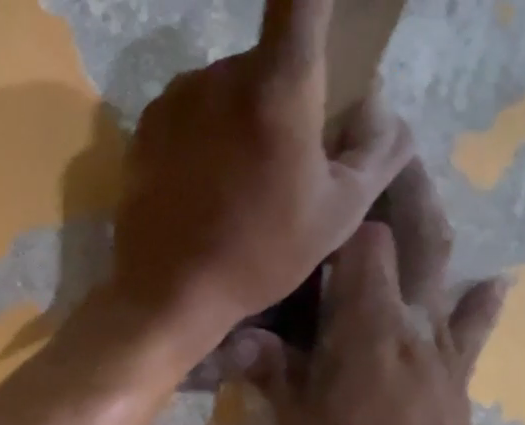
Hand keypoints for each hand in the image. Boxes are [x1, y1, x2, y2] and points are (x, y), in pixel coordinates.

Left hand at [111, 0, 414, 333]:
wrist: (166, 296)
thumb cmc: (259, 256)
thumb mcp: (341, 211)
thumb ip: (379, 147)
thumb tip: (381, 106)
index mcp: (279, 85)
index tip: (326, 9)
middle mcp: (220, 74)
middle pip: (267, 58)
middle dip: (283, 94)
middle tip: (286, 156)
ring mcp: (175, 100)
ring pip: (225, 88)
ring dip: (240, 117)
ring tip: (239, 182)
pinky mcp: (143, 128)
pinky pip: (189, 113)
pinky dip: (203, 135)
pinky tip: (203, 186)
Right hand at [230, 159, 509, 424]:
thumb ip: (274, 371)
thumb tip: (235, 333)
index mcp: (367, 328)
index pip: (364, 244)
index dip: (344, 211)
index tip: (323, 182)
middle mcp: (411, 321)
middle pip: (414, 237)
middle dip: (399, 188)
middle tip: (385, 143)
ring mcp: (441, 346)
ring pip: (442, 268)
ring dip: (432, 222)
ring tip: (419, 186)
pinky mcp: (457, 374)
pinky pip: (472, 326)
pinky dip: (480, 301)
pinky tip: (491, 282)